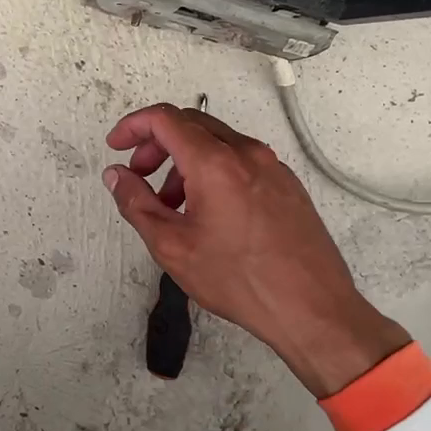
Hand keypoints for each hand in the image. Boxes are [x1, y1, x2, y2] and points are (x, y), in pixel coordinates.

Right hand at [101, 104, 410, 396]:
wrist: (314, 311)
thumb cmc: (241, 281)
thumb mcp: (172, 246)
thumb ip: (136, 203)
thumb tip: (116, 175)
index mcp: (216, 163)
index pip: (164, 119)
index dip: (132, 126)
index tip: (116, 146)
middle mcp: (247, 154)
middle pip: (190, 124)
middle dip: (156, 143)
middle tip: (138, 175)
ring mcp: (272, 167)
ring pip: (216, 142)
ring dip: (183, 160)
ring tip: (171, 203)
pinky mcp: (287, 185)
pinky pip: (240, 160)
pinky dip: (212, 170)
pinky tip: (206, 211)